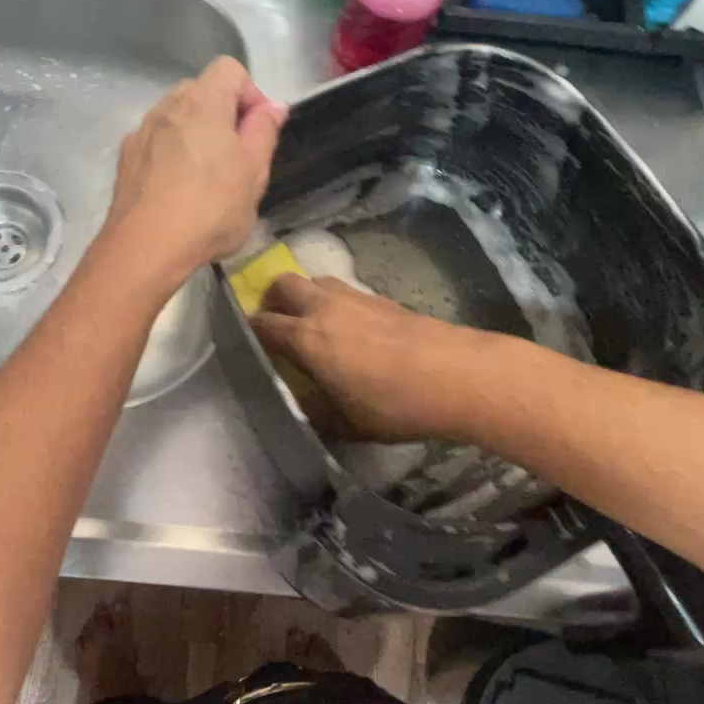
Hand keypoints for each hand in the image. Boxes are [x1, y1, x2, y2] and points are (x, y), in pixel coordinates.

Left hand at [102, 56, 287, 289]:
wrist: (145, 248)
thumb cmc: (210, 209)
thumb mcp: (254, 172)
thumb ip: (264, 131)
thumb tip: (272, 106)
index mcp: (202, 101)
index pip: (230, 69)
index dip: (251, 94)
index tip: (258, 131)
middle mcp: (166, 107)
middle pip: (201, 91)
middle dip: (223, 114)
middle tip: (238, 157)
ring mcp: (141, 132)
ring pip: (176, 118)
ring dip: (196, 135)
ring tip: (207, 178)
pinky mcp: (126, 160)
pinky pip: (156, 143)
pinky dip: (171, 155)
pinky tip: (177, 191)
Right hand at [251, 274, 496, 442]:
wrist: (456, 375)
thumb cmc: (393, 404)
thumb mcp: (346, 423)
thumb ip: (314, 412)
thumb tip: (301, 404)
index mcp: (306, 337)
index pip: (262, 324)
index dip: (248, 332)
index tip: (247, 345)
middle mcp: (324, 307)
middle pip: (283, 284)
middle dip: (272, 300)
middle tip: (277, 324)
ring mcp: (354, 297)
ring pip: (315, 281)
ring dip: (305, 295)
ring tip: (313, 323)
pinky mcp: (381, 298)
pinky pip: (344, 290)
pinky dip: (334, 302)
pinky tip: (350, 329)